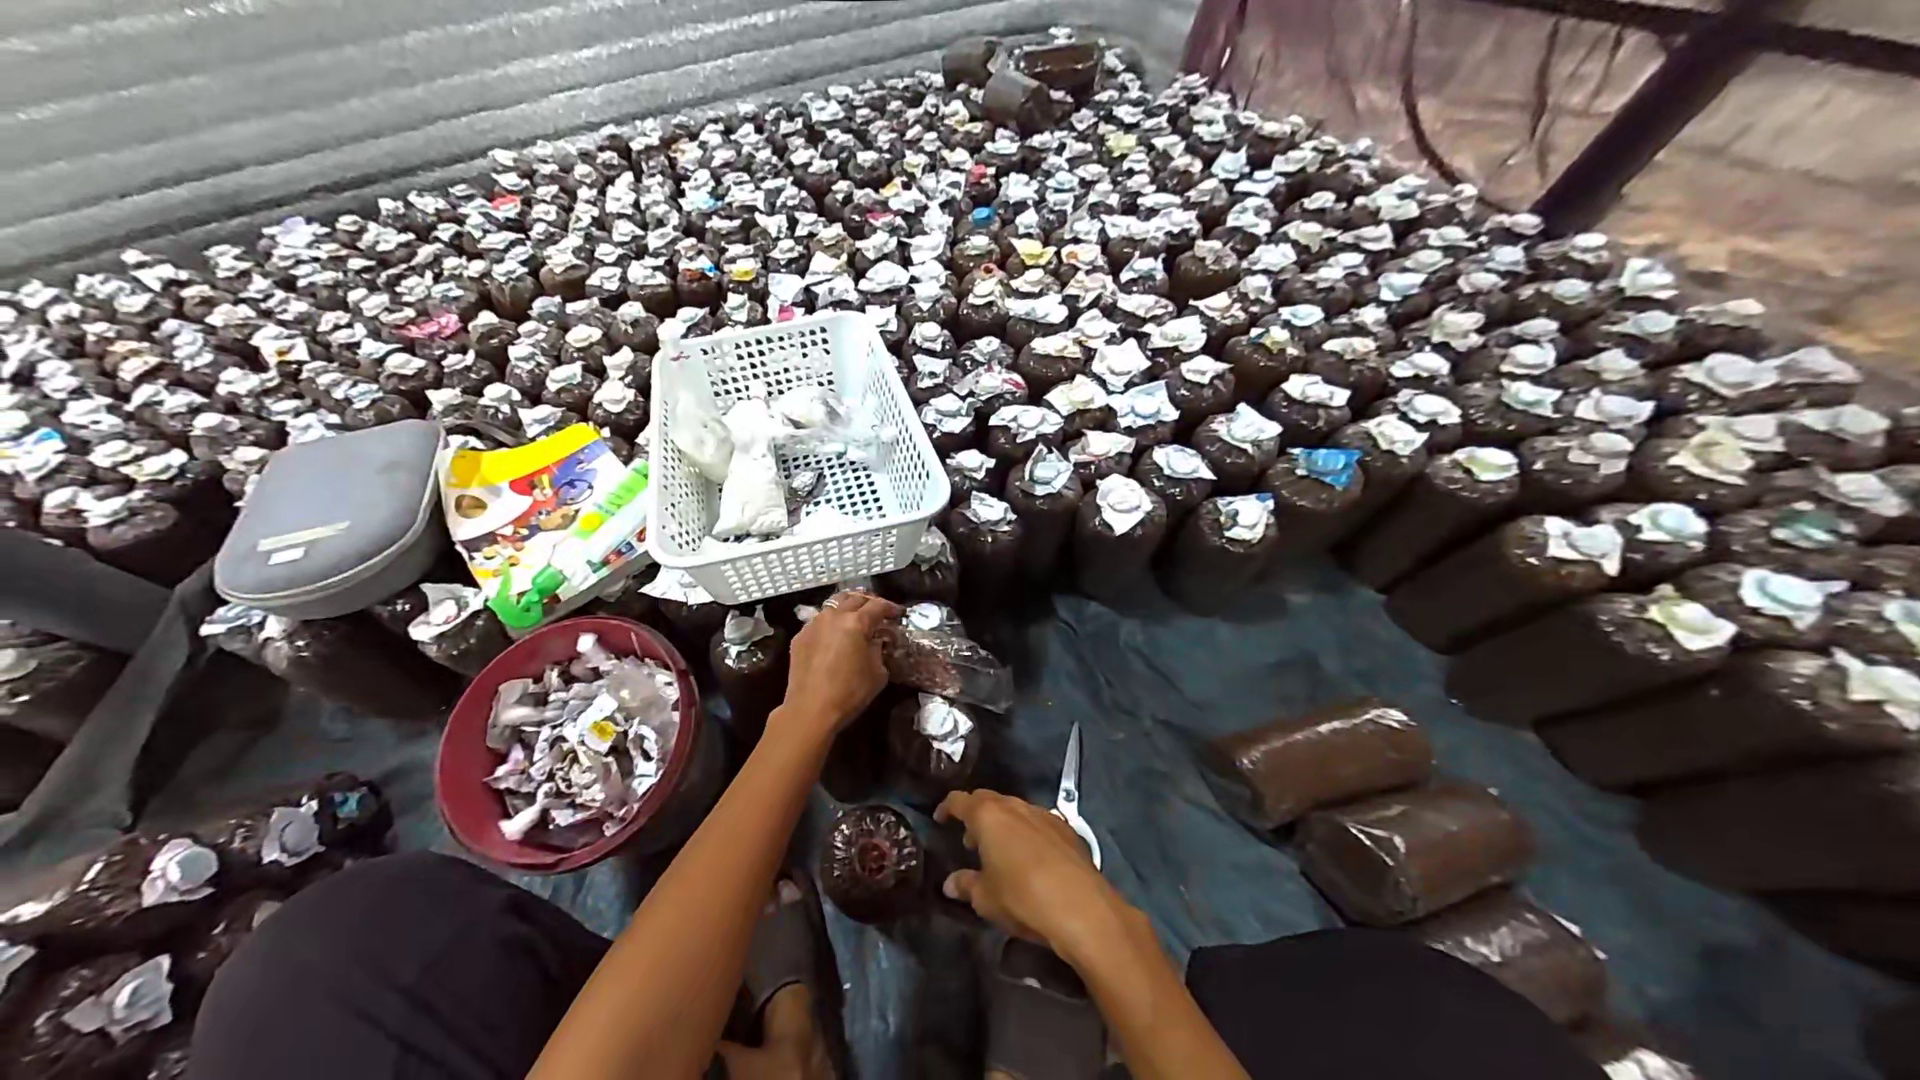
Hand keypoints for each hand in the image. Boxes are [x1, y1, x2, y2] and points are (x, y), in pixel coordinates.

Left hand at [776, 590, 899, 738]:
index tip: (898, 613)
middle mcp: (833, 616)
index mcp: (856, 622)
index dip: (890, 608)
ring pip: (833, 605)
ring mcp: (813, 624)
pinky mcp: (800, 637)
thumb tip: (876, 640)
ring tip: (855, 618)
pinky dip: (831, 623)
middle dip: (869, 602)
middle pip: (854, 598)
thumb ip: (879, 649)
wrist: (811, 709)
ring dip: (847, 608)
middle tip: (878, 612)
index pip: (878, 606)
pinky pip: (819, 621)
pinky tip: (835, 635)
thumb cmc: (850, 692)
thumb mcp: (878, 672)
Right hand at [935, 790, 1132, 963]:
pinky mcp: (1067, 829)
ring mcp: (1044, 814)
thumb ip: (965, 885)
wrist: (1081, 907)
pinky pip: (1038, 823)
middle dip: (976, 814)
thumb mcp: (985, 898)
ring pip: (1015, 810)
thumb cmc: (1022, 898)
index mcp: (989, 816)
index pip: (960, 800)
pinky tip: (1030, 858)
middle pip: (989, 800)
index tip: (940, 819)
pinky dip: (1027, 833)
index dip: (947, 808)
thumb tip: (951, 883)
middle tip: (969, 839)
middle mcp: (1015, 806)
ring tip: (999, 851)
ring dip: (1003, 824)